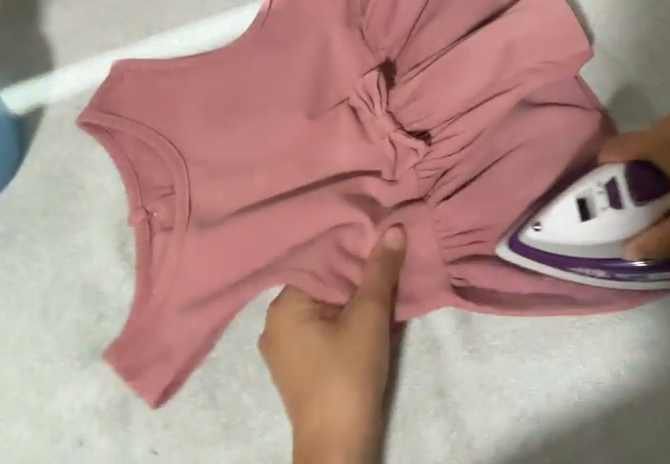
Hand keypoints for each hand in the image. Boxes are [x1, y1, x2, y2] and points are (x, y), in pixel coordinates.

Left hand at [259, 226, 405, 463]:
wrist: (339, 444)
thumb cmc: (348, 373)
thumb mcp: (369, 314)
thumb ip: (380, 269)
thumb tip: (394, 228)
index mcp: (282, 305)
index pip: (319, 259)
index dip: (352, 244)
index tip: (380, 231)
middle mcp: (275, 322)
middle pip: (322, 282)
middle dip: (355, 270)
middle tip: (388, 251)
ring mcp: (284, 348)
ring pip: (324, 305)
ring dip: (353, 294)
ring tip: (384, 276)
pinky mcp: (299, 366)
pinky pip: (323, 326)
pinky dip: (345, 316)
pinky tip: (370, 310)